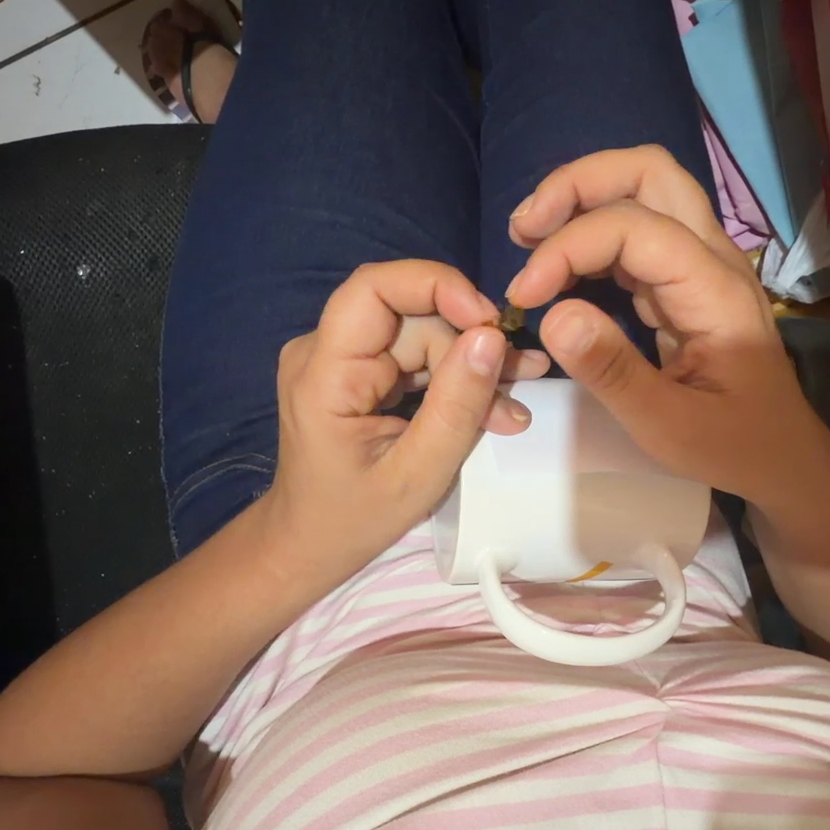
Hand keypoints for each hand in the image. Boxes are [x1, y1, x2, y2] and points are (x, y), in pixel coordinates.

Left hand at [261, 260, 549, 582]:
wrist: (308, 544)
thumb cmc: (355, 519)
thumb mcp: (419, 473)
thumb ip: (457, 405)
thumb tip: (492, 337)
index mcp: (324, 374)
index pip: (373, 288)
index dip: (436, 285)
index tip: (489, 321)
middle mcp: (324, 351)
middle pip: (410, 317)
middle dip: (469, 344)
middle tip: (521, 382)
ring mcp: (339, 360)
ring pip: (420, 336)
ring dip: (470, 367)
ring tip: (512, 405)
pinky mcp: (356, 372)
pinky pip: (412, 357)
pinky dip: (452, 378)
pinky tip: (492, 402)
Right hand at [504, 146, 822, 504]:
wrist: (782, 458)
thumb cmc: (733, 445)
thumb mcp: (668, 425)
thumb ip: (612, 371)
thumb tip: (552, 315)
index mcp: (714, 290)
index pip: (635, 227)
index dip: (569, 247)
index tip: (524, 295)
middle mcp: (712, 258)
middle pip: (650, 173)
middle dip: (579, 185)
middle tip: (524, 228)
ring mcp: (700, 264)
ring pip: (644, 190)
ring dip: (582, 199)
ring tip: (527, 236)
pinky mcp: (683, 280)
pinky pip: (636, 230)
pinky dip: (590, 232)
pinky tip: (557, 264)